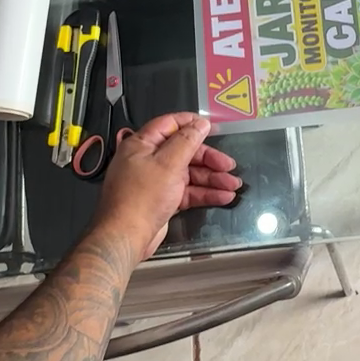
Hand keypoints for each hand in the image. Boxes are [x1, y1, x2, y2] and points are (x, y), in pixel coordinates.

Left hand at [92, 112, 242, 258]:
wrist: (126, 237)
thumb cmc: (142, 196)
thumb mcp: (168, 163)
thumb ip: (187, 141)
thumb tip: (201, 123)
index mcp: (143, 144)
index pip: (170, 124)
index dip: (191, 123)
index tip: (212, 126)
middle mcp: (148, 159)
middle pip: (184, 151)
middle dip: (209, 159)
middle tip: (229, 165)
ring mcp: (156, 181)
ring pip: (189, 173)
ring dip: (212, 178)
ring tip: (233, 184)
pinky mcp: (163, 199)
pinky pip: (188, 191)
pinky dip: (205, 193)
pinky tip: (224, 196)